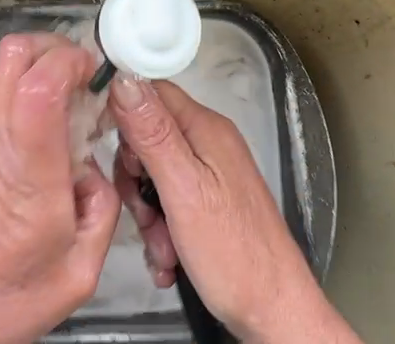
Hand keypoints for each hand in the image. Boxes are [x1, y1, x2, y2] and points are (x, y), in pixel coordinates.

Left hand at [0, 33, 120, 343]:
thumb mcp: (79, 272)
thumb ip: (102, 207)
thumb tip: (93, 172)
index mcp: (28, 168)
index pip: (43, 79)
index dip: (73, 60)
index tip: (92, 72)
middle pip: (15, 53)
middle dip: (54, 49)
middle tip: (77, 77)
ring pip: (1, 78)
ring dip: (34, 82)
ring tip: (55, 126)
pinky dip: (13, 113)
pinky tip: (25, 156)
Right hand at [108, 77, 358, 343]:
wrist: (275, 314)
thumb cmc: (233, 254)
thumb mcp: (183, 189)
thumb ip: (152, 133)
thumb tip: (124, 78)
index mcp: (206, 128)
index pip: (150, 92)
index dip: (124, 118)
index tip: (120, 158)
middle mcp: (209, 142)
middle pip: (147, 136)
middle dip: (135, 179)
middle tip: (145, 213)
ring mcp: (211, 174)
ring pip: (154, 175)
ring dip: (147, 213)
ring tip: (163, 247)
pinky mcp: (209, 203)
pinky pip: (169, 201)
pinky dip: (162, 230)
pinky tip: (169, 258)